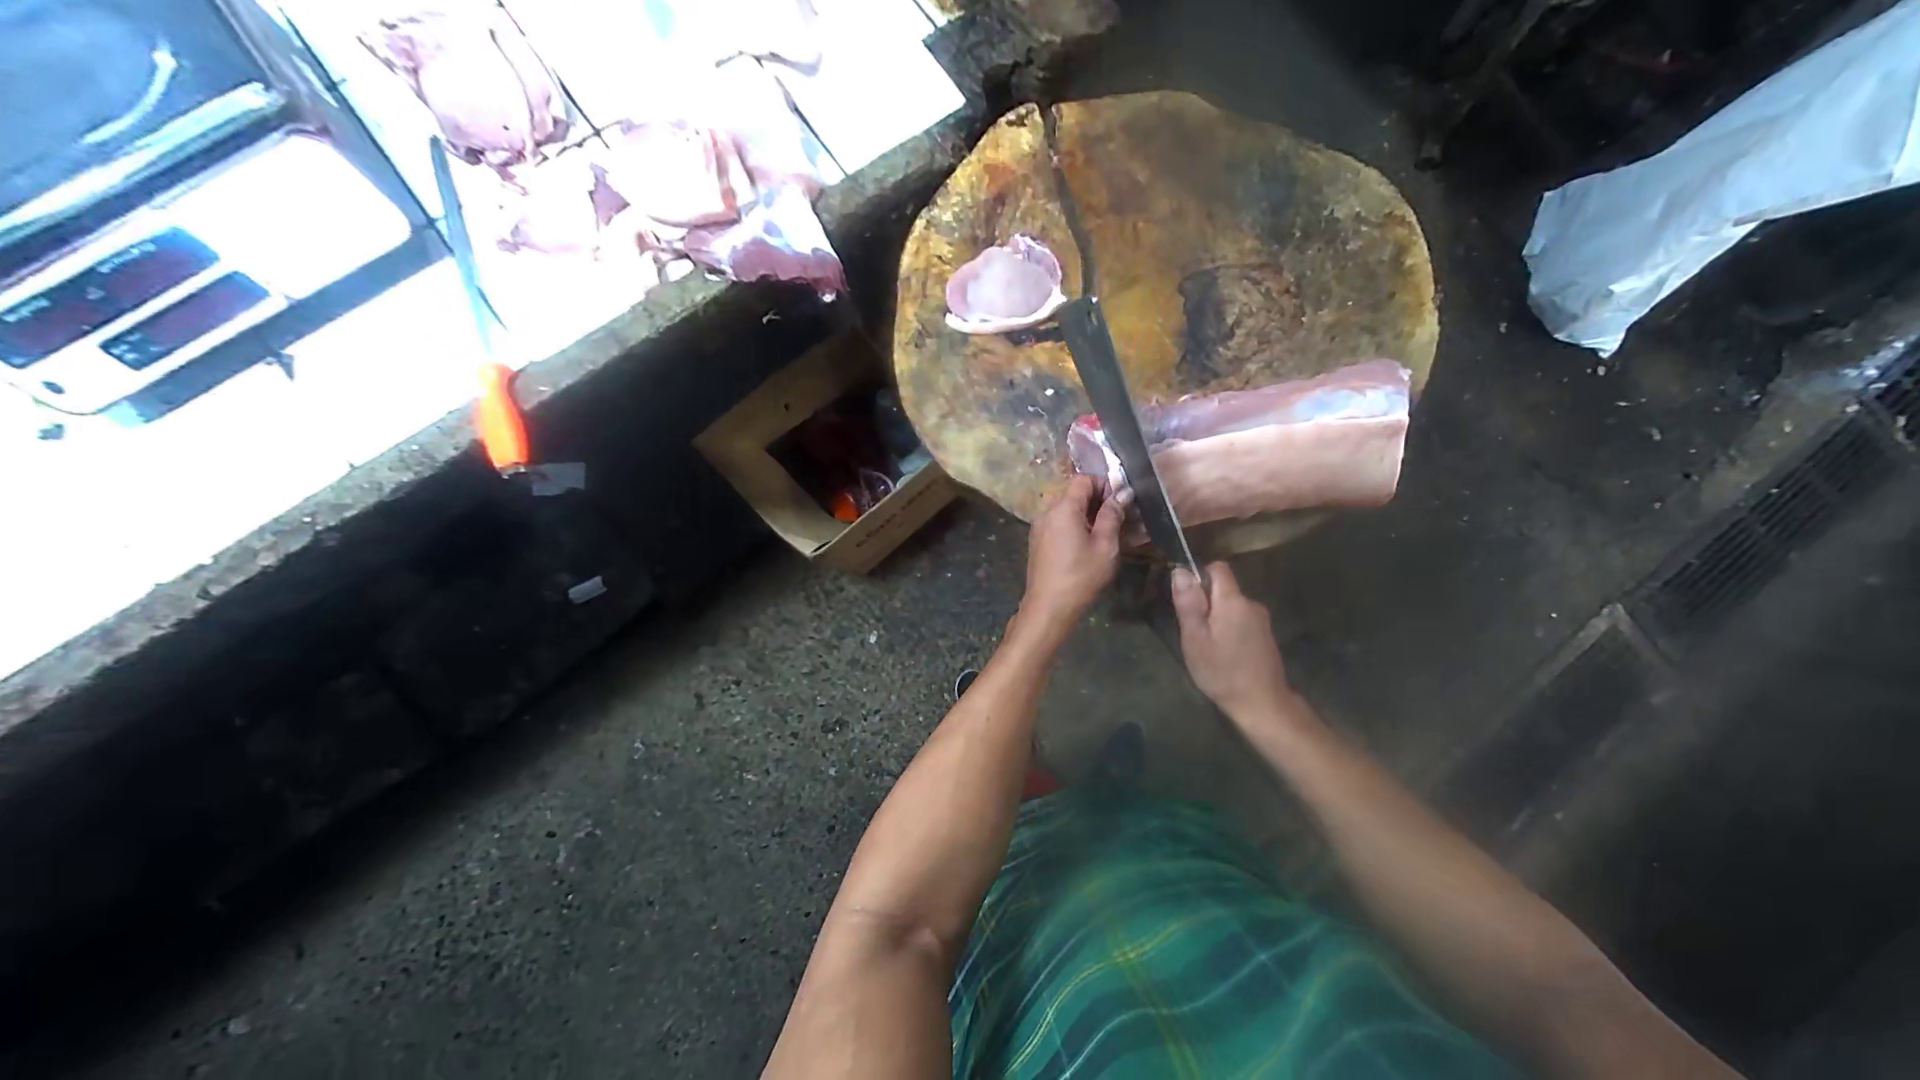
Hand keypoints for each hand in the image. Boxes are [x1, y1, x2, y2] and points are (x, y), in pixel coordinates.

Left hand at [1020, 475, 1123, 631]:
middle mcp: (1046, 512)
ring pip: (1065, 509)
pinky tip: (1086, 545)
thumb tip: (1122, 493)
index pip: (1083, 479)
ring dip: (1085, 514)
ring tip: (1103, 534)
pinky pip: (1057, 523)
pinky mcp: (1037, 541)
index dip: (1104, 485)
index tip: (1119, 503)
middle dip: (1096, 500)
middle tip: (1116, 520)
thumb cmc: (1081, 576)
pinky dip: (1073, 526)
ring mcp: (1039, 527)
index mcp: (1062, 508)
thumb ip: (1112, 515)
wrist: (1049, 607)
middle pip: (1072, 492)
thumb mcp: (1105, 546)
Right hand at [1171, 561, 1298, 721]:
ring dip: (1217, 618)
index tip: (1189, 601)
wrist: (1261, 703)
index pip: (1218, 568)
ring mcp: (1261, 620)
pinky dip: (1229, 629)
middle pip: (1224, 589)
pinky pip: (1241, 620)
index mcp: (1233, 601)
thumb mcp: (1195, 638)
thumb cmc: (1222, 671)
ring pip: (1231, 606)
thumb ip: (1189, 603)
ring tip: (1208, 646)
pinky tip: (1224, 653)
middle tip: (1194, 632)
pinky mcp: (1265, 635)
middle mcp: (1251, 604)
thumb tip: (1181, 570)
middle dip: (1206, 603)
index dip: (1200, 577)